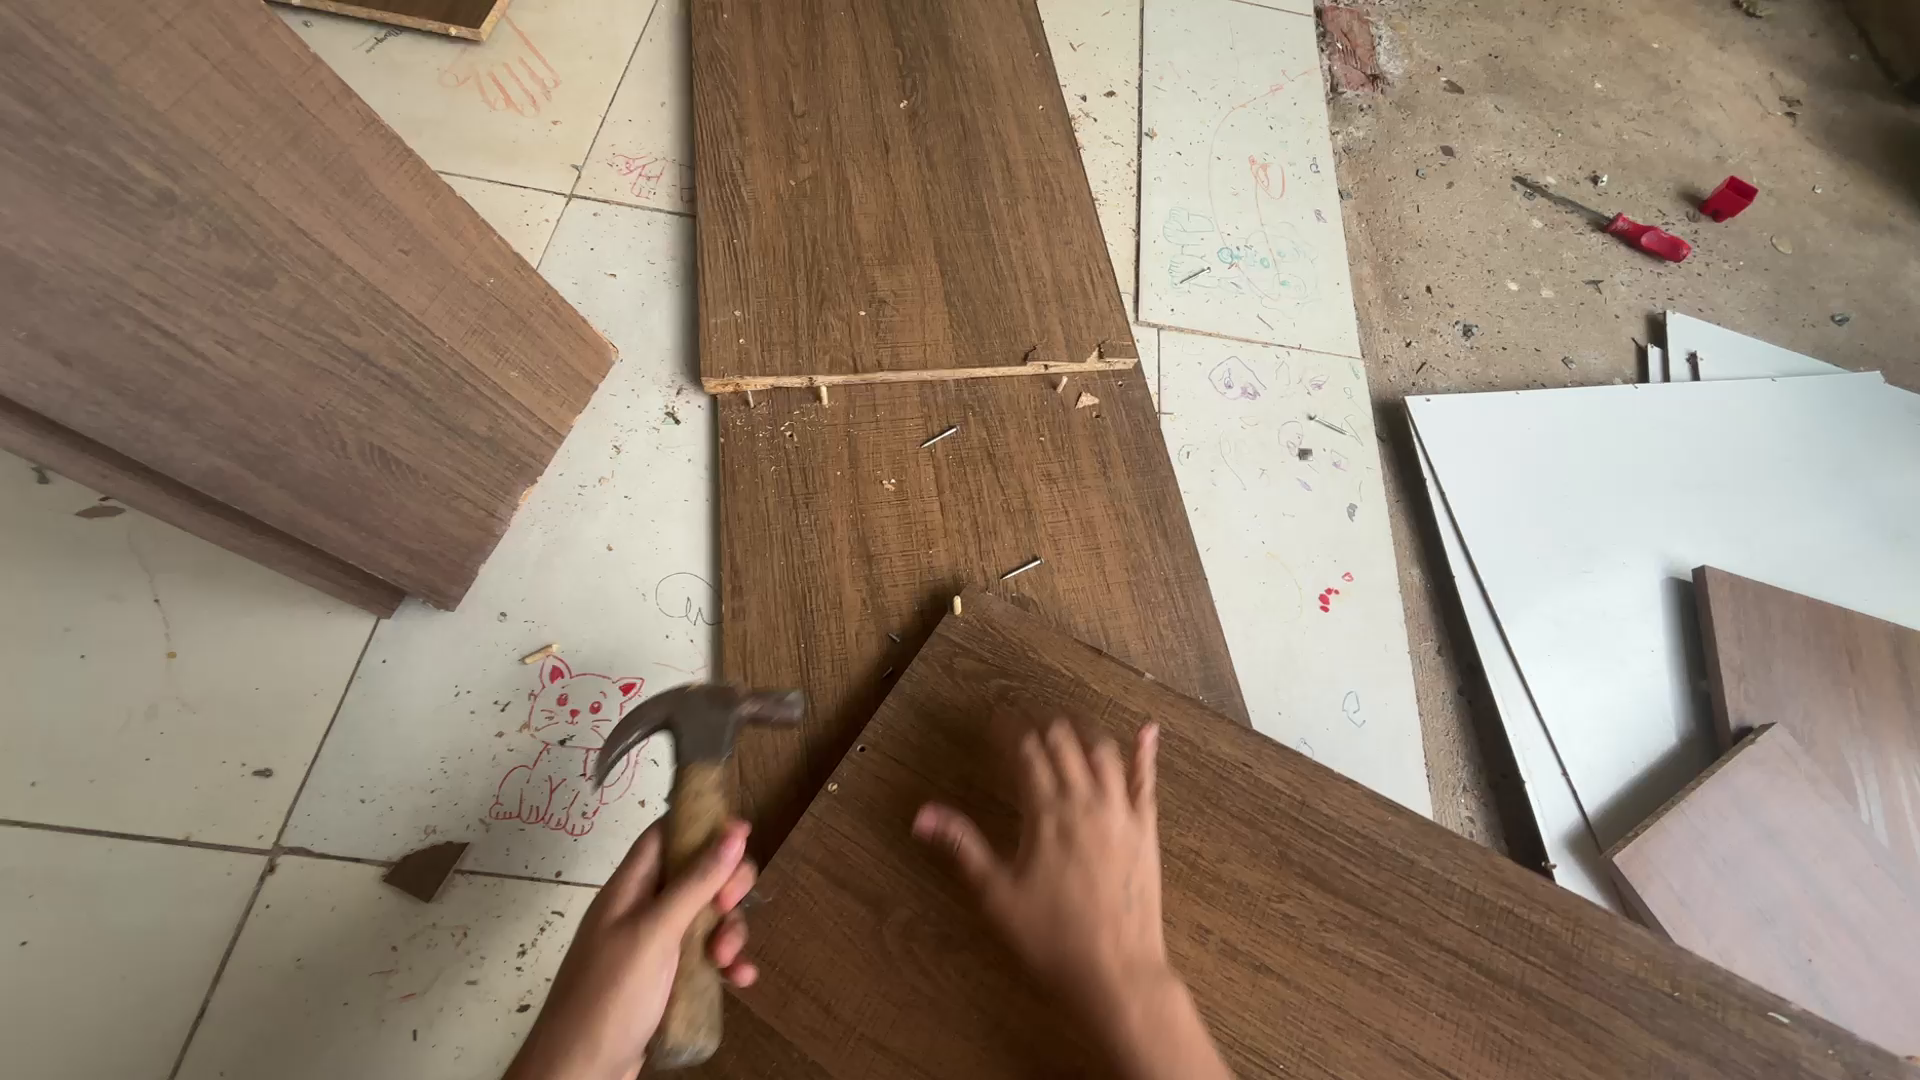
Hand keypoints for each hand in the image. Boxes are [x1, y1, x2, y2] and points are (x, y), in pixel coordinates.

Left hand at [504, 820, 757, 1079]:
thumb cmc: (608, 998)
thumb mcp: (654, 934)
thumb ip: (695, 882)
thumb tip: (734, 830)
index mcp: (631, 888)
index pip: (666, 834)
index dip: (703, 824)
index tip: (742, 832)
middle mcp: (645, 910)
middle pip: (698, 873)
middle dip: (726, 885)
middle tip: (731, 903)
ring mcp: (657, 947)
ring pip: (709, 916)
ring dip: (729, 931)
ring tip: (728, 959)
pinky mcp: (669, 980)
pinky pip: (708, 957)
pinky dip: (727, 964)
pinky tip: (739, 979)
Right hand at [913, 720, 1168, 1024]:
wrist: (1117, 974)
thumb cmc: (1052, 937)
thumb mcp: (996, 893)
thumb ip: (962, 846)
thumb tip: (921, 814)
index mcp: (1047, 811)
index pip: (1026, 749)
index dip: (1008, 728)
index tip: (994, 718)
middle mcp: (1085, 799)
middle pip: (1063, 740)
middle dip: (1041, 722)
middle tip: (1024, 720)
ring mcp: (1121, 811)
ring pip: (1102, 751)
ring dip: (1082, 729)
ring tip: (1066, 721)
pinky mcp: (1146, 828)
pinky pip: (1146, 780)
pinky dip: (1145, 752)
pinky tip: (1148, 730)